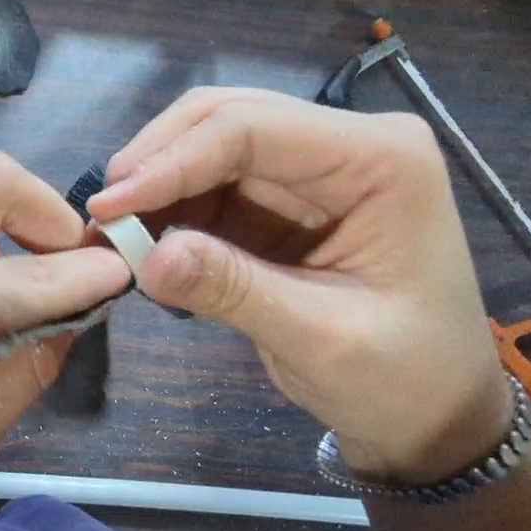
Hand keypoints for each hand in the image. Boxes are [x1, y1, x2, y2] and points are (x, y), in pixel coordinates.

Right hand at [87, 87, 510, 483]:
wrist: (430, 413)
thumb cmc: (402, 378)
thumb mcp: (323, 340)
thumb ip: (235, 292)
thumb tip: (145, 258)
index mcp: (379, 161)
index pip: (252, 129)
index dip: (170, 162)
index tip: (107, 209)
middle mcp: (342, 145)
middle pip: (221, 117)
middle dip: (153, 161)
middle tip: (101, 217)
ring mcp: (306, 168)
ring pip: (203, 142)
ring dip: (152, 183)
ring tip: (112, 235)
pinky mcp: (275, 198)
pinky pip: (202, 183)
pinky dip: (163, 207)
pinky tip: (140, 242)